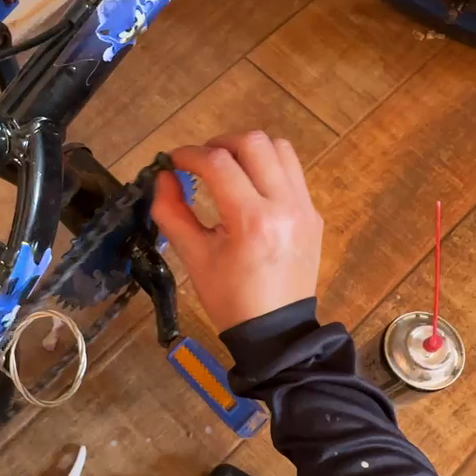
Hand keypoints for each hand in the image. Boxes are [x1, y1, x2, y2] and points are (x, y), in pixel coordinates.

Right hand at [150, 131, 322, 331]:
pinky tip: (249, 188)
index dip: (189, 155)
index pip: (218, 163)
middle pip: (254, 143)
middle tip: (200, 162)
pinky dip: (267, 168)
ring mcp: (304, 207)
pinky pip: (292, 171)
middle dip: (220, 144)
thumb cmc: (230, 299)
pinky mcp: (313, 214)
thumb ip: (172, 212)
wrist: (277, 332)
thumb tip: (163, 176)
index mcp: (251, 220)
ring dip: (248, 150)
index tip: (173, 161)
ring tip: (227, 168)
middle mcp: (284, 205)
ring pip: (279, 149)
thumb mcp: (193, 257)